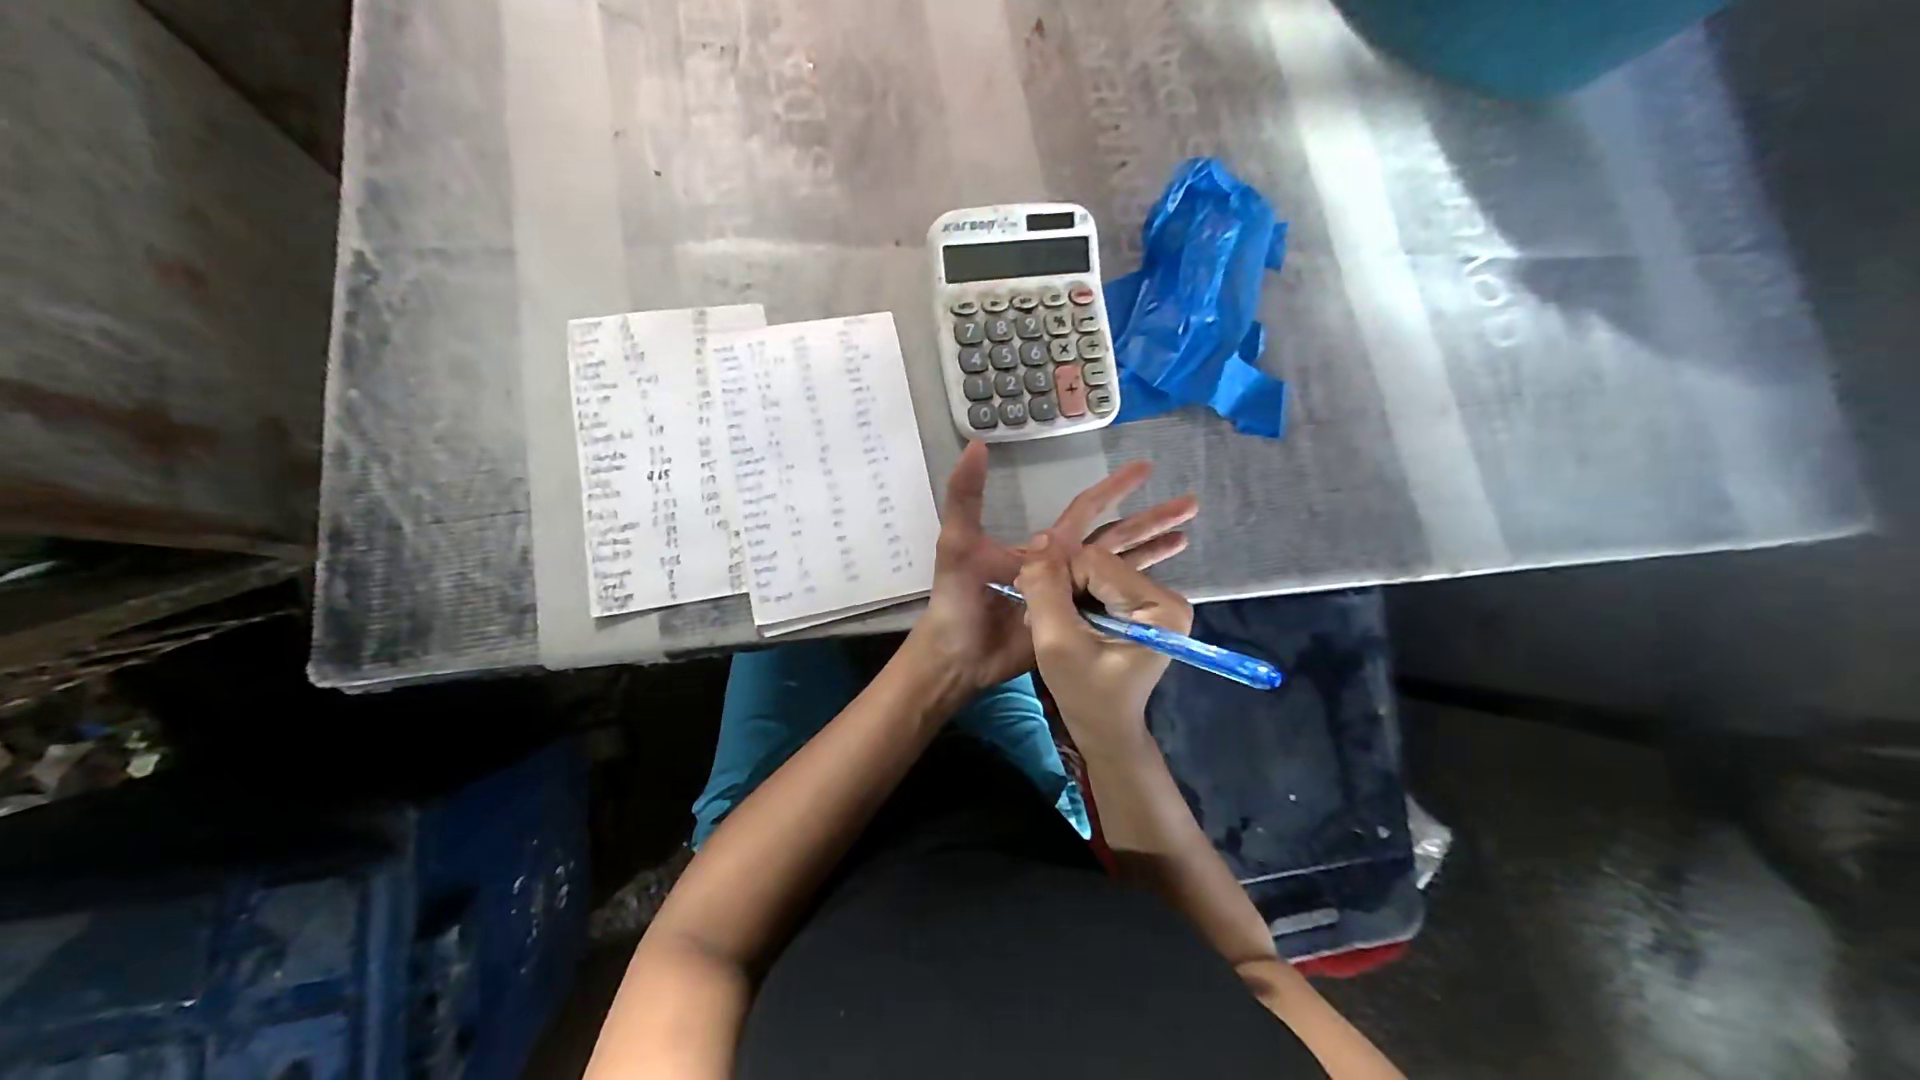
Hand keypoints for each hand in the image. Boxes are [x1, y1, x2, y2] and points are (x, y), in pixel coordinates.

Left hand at [901, 441, 1196, 695]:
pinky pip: (1113, 604)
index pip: (1088, 508)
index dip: (1115, 487)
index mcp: (1046, 545)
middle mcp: (1066, 565)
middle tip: (1191, 506)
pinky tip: (1162, 588)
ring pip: (1122, 567)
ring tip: (1188, 539)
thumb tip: (975, 444)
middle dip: (1151, 519)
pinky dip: (1138, 593)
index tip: (1146, 468)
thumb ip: (965, 495)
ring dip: (1153, 551)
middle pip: (1117, 536)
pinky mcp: (1077, 624)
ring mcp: (1074, 596)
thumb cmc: (957, 598)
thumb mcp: (957, 542)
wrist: (958, 655)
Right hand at [1016, 534, 1194, 736]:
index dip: (1059, 582)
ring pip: (1093, 569)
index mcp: (1159, 605)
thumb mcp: (1057, 643)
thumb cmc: (1085, 695)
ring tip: (1046, 622)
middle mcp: (1165, 594)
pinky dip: (1073, 597)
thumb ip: (1046, 591)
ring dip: (1063, 593)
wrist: (1106, 728)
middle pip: (1095, 563)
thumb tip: (1041, 538)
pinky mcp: (1141, 603)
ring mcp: (1154, 598)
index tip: (1039, 615)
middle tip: (1037, 620)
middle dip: (1060, 587)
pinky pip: (1099, 581)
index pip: (1094, 562)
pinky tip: (1060, 619)